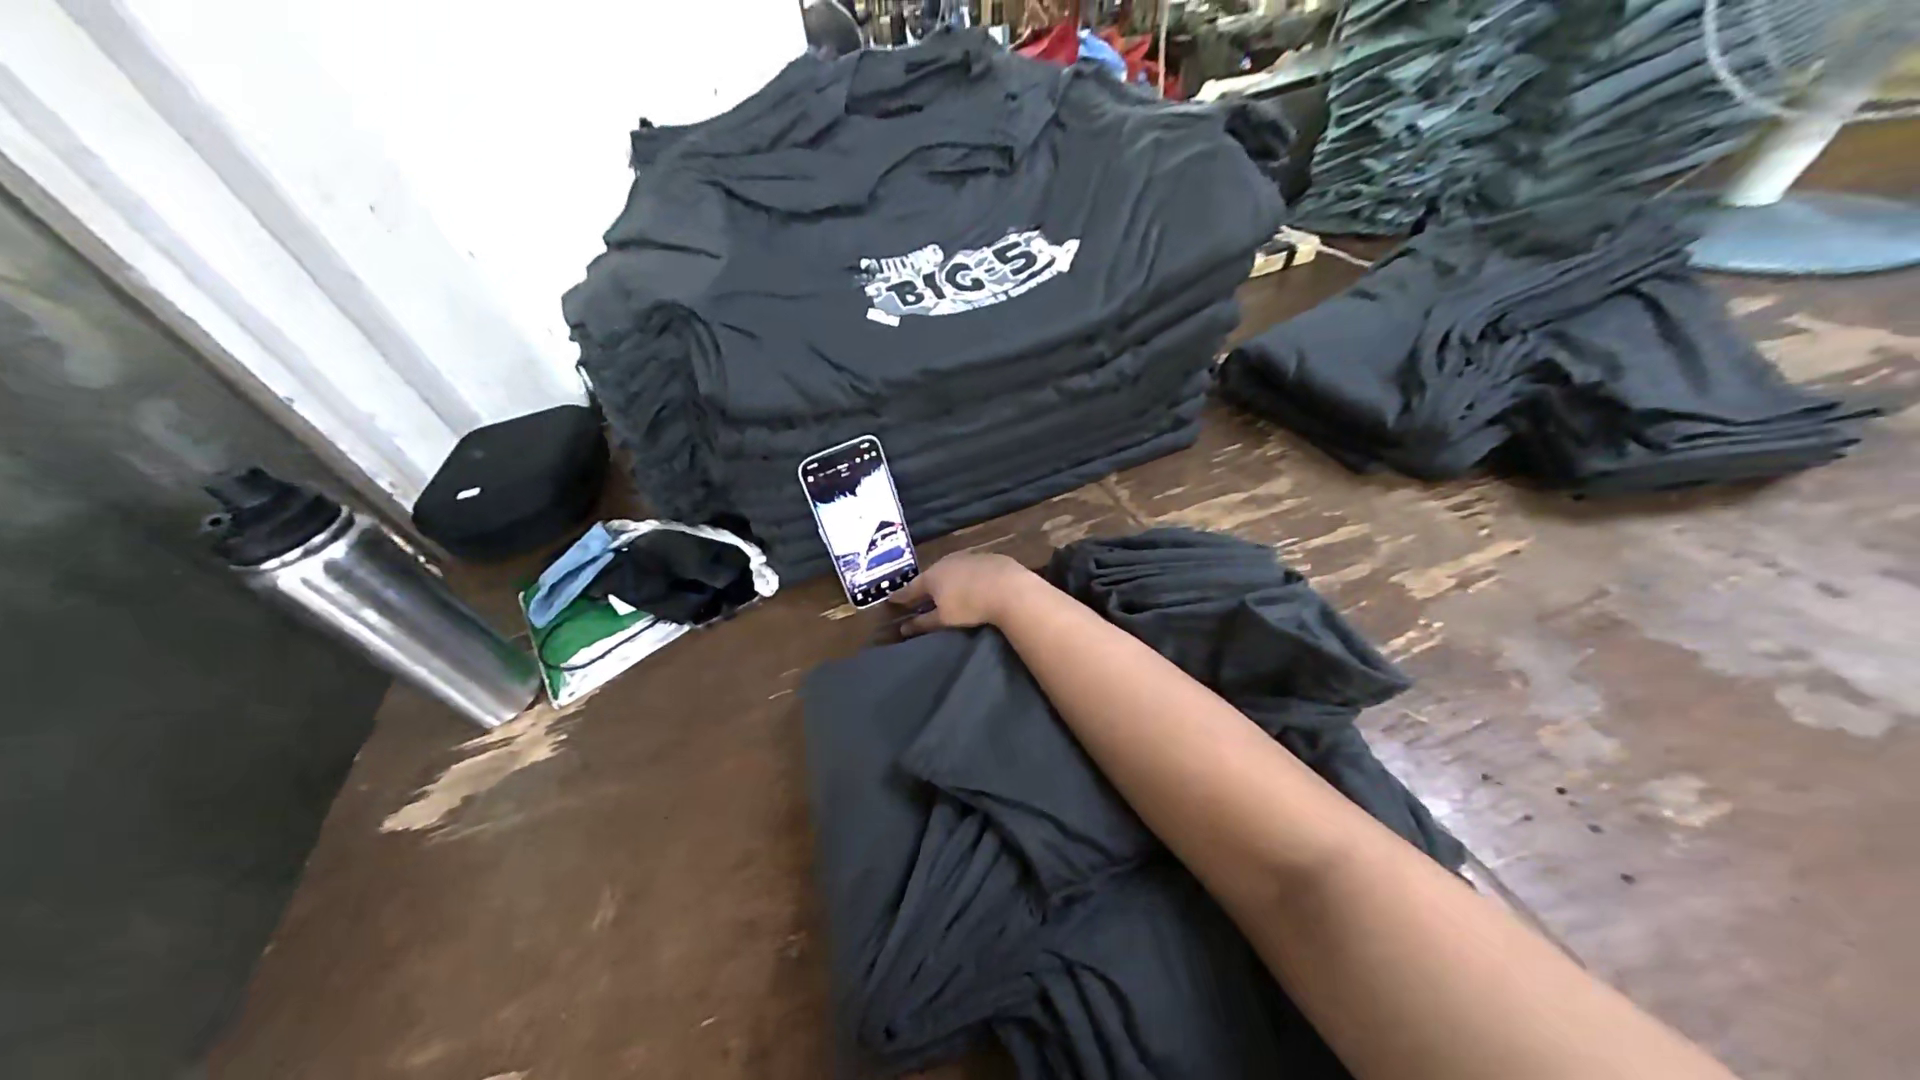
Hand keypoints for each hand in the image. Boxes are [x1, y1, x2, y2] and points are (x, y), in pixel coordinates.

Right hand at [889, 553, 1040, 636]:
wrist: (1009, 588)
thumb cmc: (971, 606)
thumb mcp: (944, 619)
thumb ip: (923, 623)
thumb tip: (904, 628)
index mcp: (932, 577)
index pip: (911, 588)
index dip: (901, 596)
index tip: (892, 599)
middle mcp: (945, 562)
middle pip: (930, 576)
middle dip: (924, 586)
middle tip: (919, 595)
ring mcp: (967, 557)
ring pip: (950, 569)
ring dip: (946, 579)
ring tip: (945, 590)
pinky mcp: (986, 557)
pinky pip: (970, 567)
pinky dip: (966, 576)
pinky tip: (971, 583)